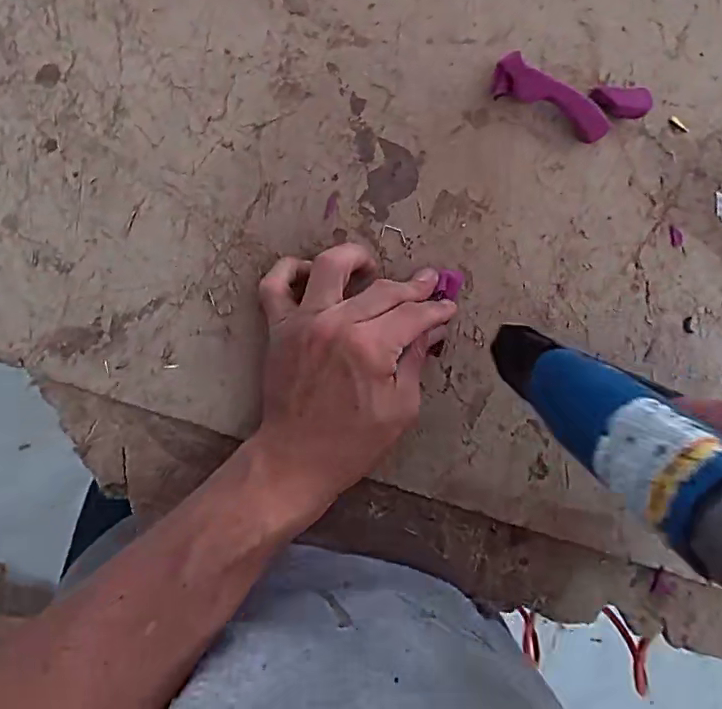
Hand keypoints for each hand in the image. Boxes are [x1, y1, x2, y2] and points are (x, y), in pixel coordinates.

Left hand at [247, 244, 456, 508]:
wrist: (294, 461)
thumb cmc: (351, 442)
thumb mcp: (401, 407)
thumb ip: (416, 360)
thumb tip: (432, 330)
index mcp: (370, 347)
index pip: (413, 314)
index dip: (436, 309)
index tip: (447, 306)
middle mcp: (336, 325)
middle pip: (383, 289)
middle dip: (413, 286)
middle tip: (428, 283)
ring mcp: (304, 322)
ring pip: (330, 266)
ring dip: (356, 259)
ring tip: (370, 268)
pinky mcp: (279, 328)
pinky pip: (274, 285)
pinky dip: (289, 270)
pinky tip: (311, 274)